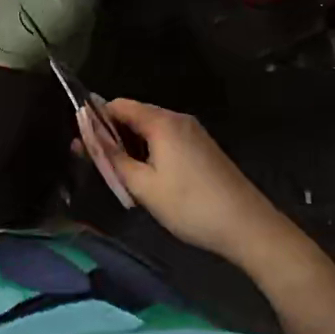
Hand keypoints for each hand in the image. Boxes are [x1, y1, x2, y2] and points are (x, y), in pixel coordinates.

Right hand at [94, 99, 298, 264]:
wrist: (251, 229)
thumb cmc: (191, 206)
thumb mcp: (142, 185)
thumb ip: (111, 156)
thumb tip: (87, 134)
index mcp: (161, 122)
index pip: (117, 104)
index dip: (96, 119)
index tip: (83, 143)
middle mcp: (177, 119)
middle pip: (134, 115)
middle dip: (112, 134)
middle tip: (98, 162)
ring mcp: (194, 133)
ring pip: (150, 129)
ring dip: (131, 145)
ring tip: (121, 173)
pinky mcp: (203, 148)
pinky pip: (166, 139)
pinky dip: (150, 150)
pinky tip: (148, 176)